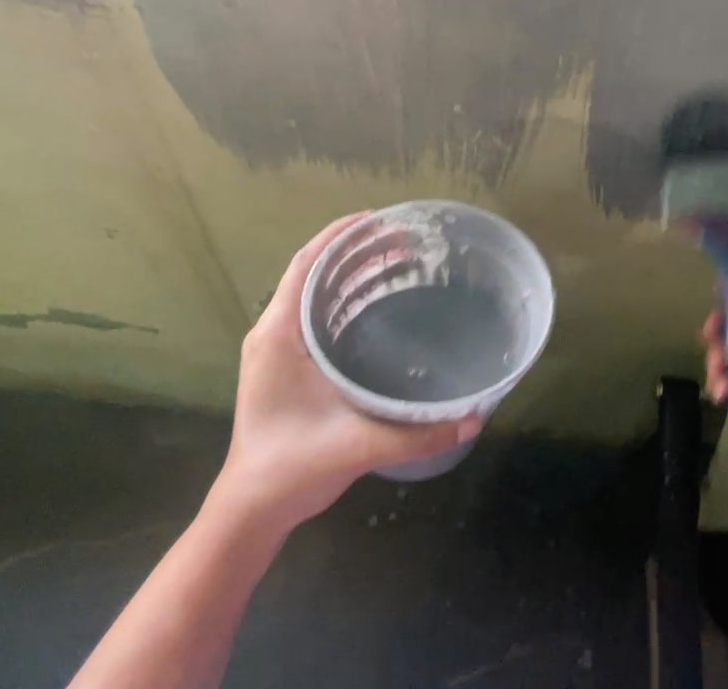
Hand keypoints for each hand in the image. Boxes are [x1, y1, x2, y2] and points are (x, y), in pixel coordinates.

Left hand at [213, 213, 482, 525]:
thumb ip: (416, 433)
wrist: (253, 508)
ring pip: (315, 295)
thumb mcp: (357, 446)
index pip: (305, 264)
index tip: (378, 219)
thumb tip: (474, 418)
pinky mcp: (287, 367)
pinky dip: (346, 302)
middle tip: (405, 243)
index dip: (338, 235)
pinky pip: (316, 317)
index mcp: (278, 334)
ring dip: (351, 276)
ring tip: (398, 266)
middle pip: (313, 273)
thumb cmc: (292, 467)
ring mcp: (277, 351)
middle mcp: (274, 333)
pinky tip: (380, 312)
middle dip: (355, 252)